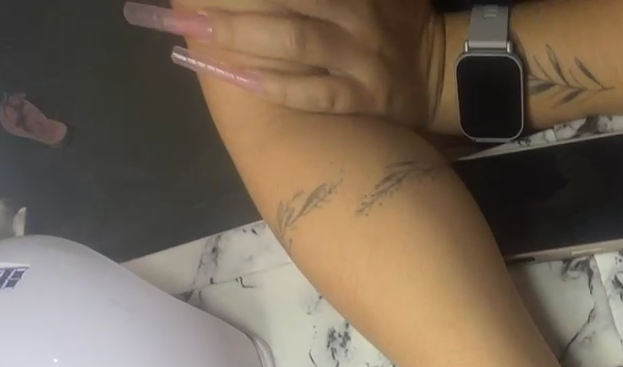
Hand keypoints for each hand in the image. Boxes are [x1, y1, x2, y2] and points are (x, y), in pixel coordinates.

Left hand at [133, 0, 444, 128]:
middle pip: (285, 0)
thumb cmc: (394, 20)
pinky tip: (239, 78)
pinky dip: (277, 86)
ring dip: (242, 35)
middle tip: (182, 4)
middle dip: (230, 0)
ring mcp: (360, 61)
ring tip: (193, 32)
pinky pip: (316, 94)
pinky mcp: (365, 100)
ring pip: (295, 42)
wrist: (440, 74)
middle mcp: (354, 18)